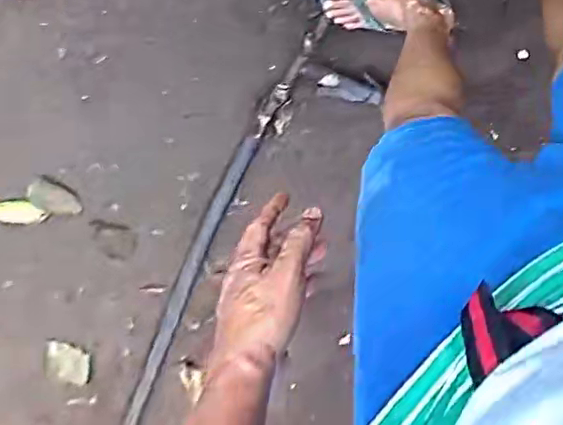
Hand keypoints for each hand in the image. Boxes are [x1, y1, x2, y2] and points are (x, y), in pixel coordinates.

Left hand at [207, 193, 324, 375]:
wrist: (247, 367)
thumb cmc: (264, 317)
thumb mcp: (287, 271)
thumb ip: (300, 241)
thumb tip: (311, 214)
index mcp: (245, 264)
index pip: (259, 227)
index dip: (273, 210)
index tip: (284, 197)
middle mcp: (243, 279)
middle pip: (269, 247)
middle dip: (292, 233)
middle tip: (312, 223)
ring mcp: (249, 299)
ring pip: (277, 267)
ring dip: (298, 255)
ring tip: (319, 250)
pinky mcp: (258, 317)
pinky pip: (280, 286)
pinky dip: (296, 277)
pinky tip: (310, 281)